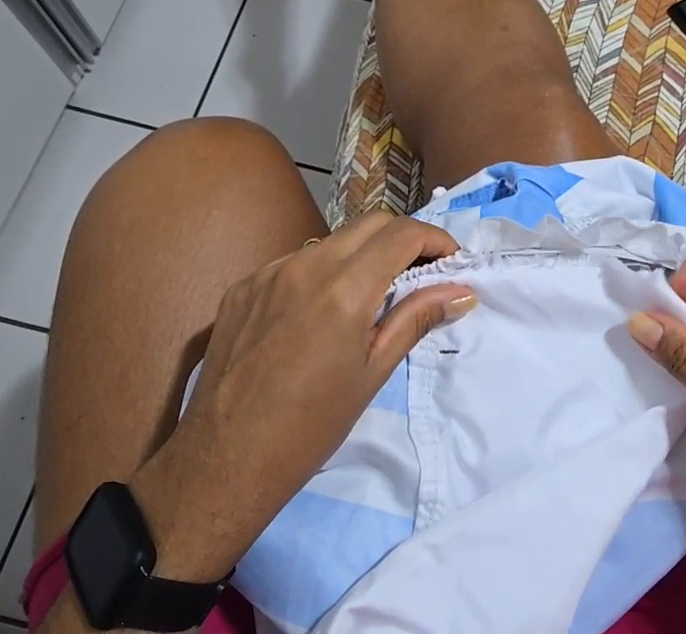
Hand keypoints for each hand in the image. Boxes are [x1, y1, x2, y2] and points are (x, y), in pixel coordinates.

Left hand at [130, 212, 475, 582]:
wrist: (224, 461)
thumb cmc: (310, 427)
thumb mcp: (372, 374)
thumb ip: (415, 320)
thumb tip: (462, 292)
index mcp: (343, 290)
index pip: (402, 235)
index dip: (435, 240)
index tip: (451, 262)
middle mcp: (305, 266)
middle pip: (370, 224)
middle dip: (403, 239)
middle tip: (420, 274)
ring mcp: (267, 272)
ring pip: (330, 242)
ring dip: (361, 255)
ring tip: (370, 297)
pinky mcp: (242, 286)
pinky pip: (293, 263)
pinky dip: (320, 274)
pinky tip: (318, 314)